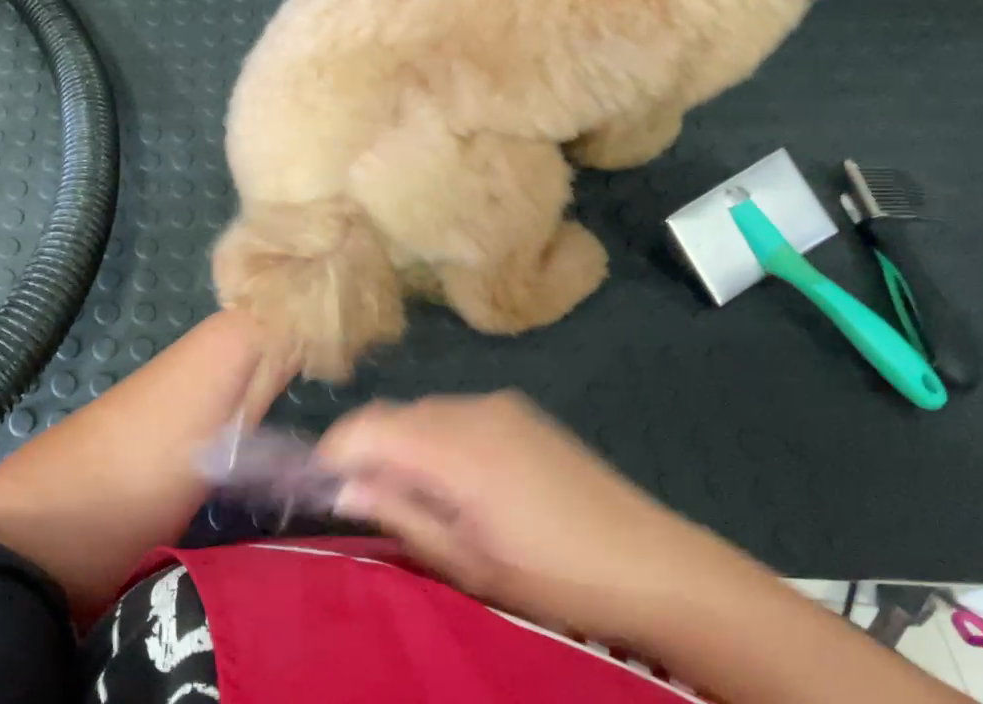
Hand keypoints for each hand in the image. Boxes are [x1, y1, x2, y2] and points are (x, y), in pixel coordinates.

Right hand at [316, 392, 760, 646]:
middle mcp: (468, 409)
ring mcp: (497, 405)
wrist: (659, 567)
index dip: (333, 453)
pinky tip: (459, 480)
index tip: (324, 488)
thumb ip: (399, 513)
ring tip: (417, 496)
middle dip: (366, 450)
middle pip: (389, 414)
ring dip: (402, 443)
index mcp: (452, 448)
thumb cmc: (554, 576)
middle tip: (368, 500)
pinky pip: (454, 413)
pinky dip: (435, 437)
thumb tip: (343, 488)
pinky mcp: (519, 411)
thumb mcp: (466, 561)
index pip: (363, 427)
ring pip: (420, 412)